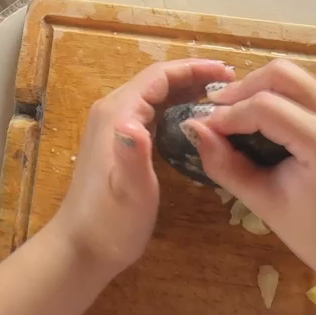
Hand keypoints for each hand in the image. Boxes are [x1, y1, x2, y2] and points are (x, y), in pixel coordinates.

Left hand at [45, 57, 235, 278]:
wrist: (82, 246)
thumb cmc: (109, 222)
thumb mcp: (129, 192)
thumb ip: (132, 156)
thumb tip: (135, 124)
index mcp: (118, 112)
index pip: (158, 75)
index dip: (192, 68)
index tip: (228, 71)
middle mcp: (114, 109)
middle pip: (157, 80)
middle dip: (194, 75)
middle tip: (233, 82)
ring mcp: (115, 123)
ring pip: (155, 94)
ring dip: (186, 89)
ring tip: (222, 95)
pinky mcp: (119, 137)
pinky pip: (151, 110)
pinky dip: (175, 105)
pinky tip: (196, 117)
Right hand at [187, 60, 315, 295]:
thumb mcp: (266, 206)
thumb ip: (225, 165)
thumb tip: (192, 129)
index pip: (265, 106)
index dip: (229, 113)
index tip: (203, 126)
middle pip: (281, 74)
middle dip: (243, 88)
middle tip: (218, 112)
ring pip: (293, 76)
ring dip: (259, 88)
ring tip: (236, 114)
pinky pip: (304, 89)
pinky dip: (277, 95)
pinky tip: (261, 120)